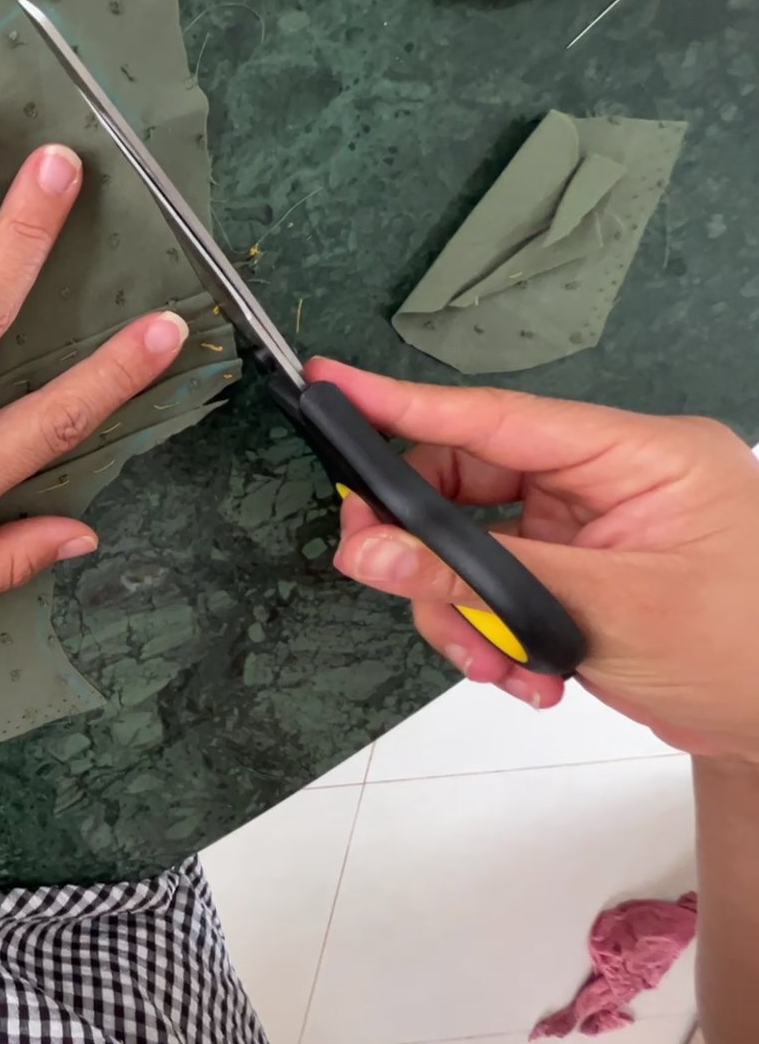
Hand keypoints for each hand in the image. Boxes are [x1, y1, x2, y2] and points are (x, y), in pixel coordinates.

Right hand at [312, 359, 758, 760]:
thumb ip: (472, 575)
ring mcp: (569, 524)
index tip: (329, 382)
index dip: (398, 402)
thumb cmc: (757, 657)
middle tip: (384, 573)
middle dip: (421, 546)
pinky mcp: (552, 564)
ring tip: (490, 656)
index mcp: (632, 458)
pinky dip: (472, 624)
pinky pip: (470, 578)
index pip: (489, 418)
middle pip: (452, 485)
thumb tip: (369, 553)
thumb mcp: (604, 610)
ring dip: (451, 604)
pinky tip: (510, 663)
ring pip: (451, 541)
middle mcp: (594, 480)